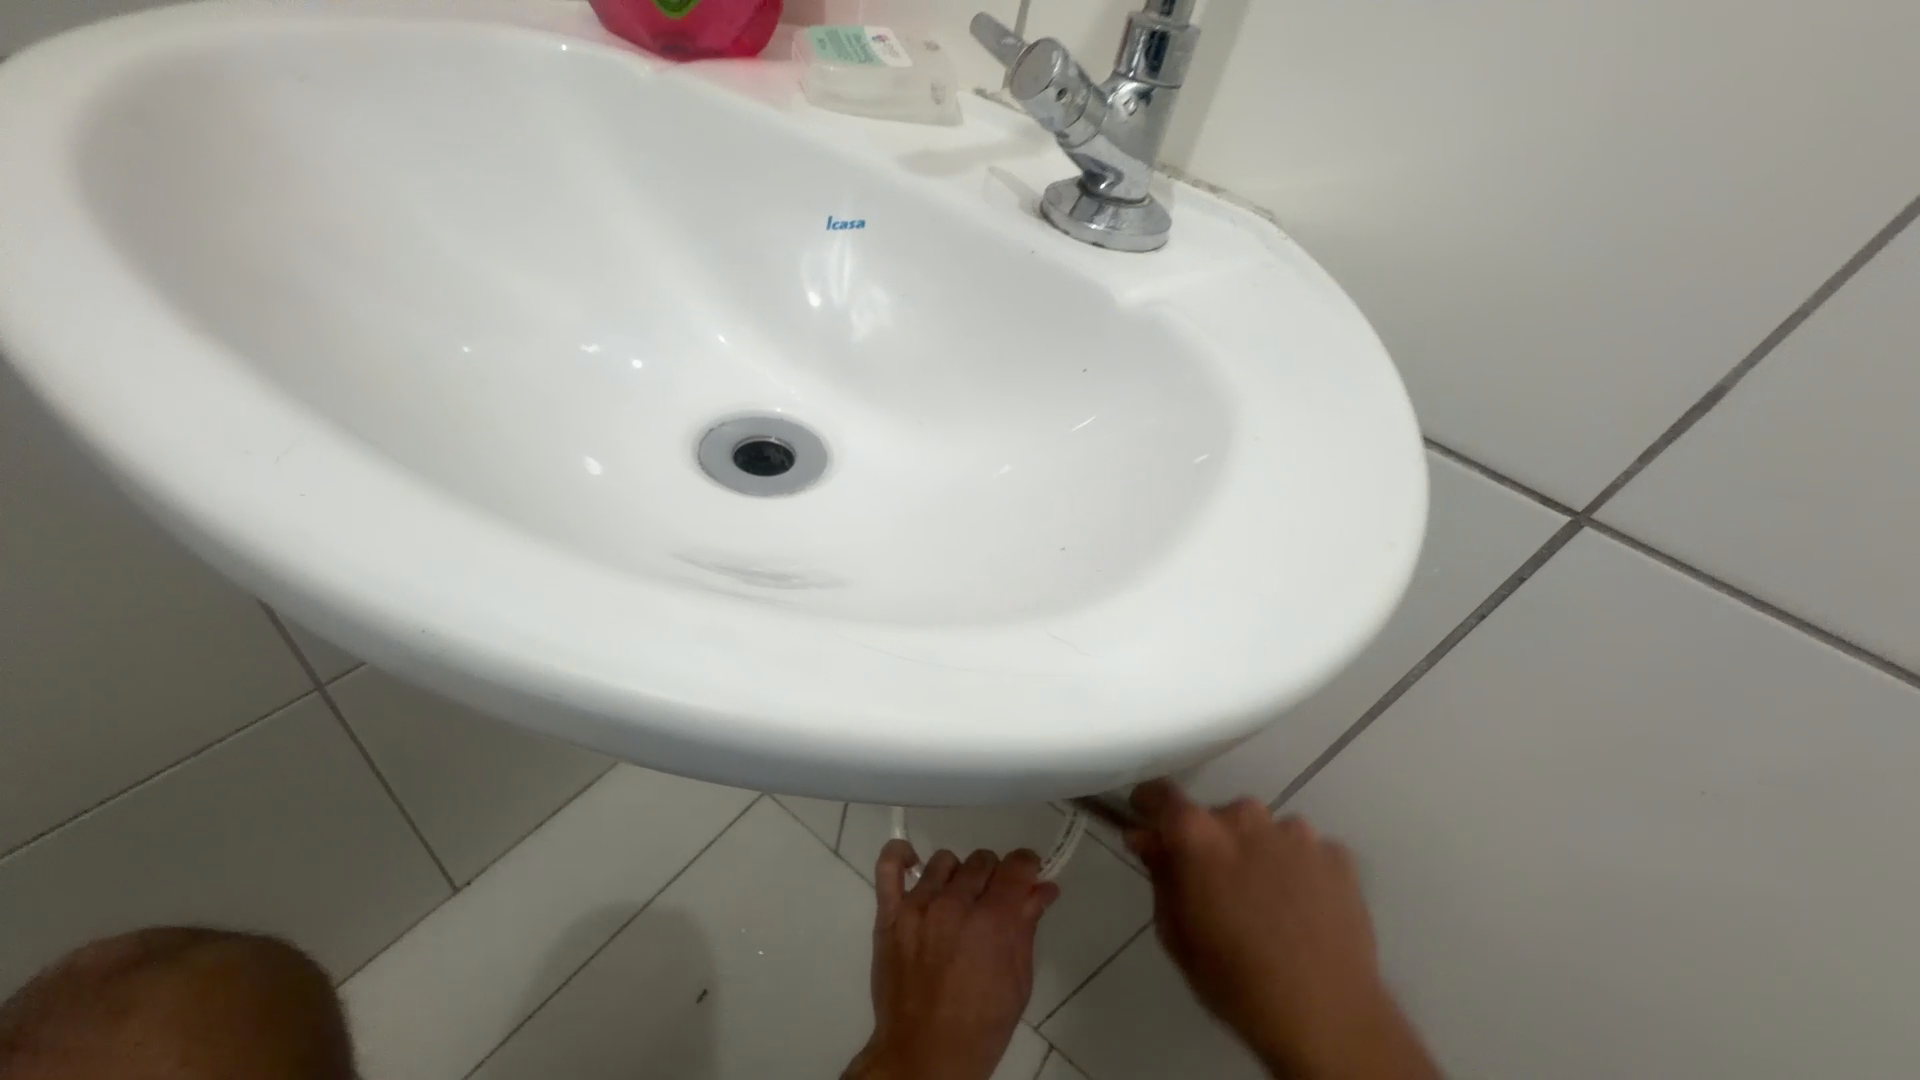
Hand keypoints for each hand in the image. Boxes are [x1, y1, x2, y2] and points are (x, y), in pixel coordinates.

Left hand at [845, 842, 1061, 1079]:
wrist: (924, 1056)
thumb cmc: (981, 1026)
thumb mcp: (1018, 981)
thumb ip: (1027, 926)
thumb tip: (1044, 887)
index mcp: (992, 922)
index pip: (1016, 866)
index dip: (1028, 867)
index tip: (1028, 877)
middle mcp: (955, 905)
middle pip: (982, 861)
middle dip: (996, 878)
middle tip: (993, 905)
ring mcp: (918, 907)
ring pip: (945, 862)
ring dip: (959, 876)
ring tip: (958, 903)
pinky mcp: (889, 915)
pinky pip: (889, 868)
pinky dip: (900, 857)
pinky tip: (913, 864)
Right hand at [1127, 782, 1438, 1079]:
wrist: (1326, 1016)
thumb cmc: (1234, 980)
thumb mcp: (1176, 933)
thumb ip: (1159, 874)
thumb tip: (1146, 838)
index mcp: (1198, 835)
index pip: (1162, 796)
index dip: (1148, 804)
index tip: (1146, 822)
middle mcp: (1246, 818)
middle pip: (1217, 818)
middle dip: (1211, 844)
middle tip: (1217, 889)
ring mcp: (1297, 833)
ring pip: (1264, 833)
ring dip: (1257, 854)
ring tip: (1268, 905)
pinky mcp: (1337, 856)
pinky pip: (1304, 852)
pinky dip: (1297, 871)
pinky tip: (1302, 912)